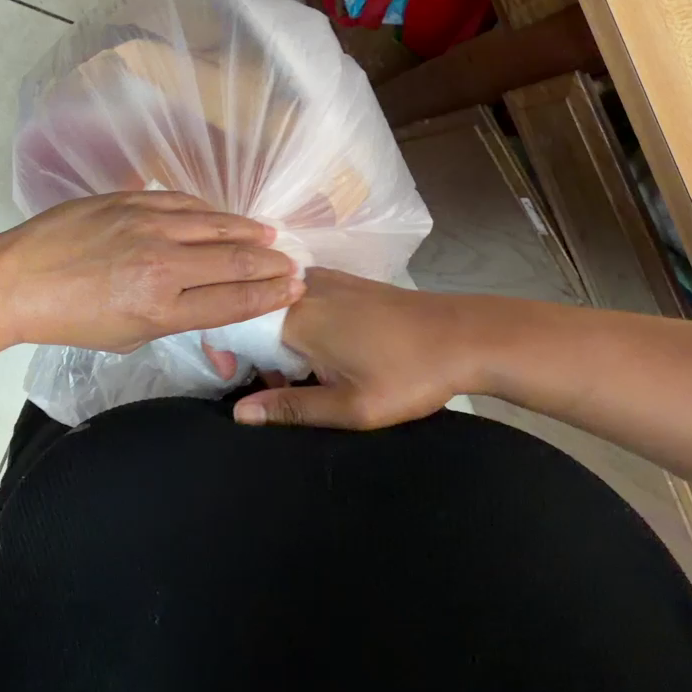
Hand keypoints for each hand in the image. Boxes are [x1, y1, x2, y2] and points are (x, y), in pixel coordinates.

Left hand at [0, 191, 302, 352]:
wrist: (15, 281)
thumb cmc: (68, 320)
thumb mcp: (127, 337)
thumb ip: (174, 320)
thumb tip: (209, 307)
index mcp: (161, 308)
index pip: (235, 300)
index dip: (272, 295)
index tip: (295, 288)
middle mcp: (162, 264)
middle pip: (236, 260)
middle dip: (272, 263)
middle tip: (292, 264)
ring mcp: (145, 225)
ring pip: (215, 223)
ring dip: (249, 231)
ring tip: (269, 236)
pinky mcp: (128, 199)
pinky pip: (183, 201)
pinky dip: (209, 210)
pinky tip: (221, 215)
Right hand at [232, 269, 479, 428]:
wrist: (470, 336)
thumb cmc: (410, 374)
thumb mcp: (351, 407)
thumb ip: (290, 408)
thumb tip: (238, 413)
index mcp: (296, 316)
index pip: (231, 324)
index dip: (221, 352)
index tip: (232, 381)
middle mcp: (301, 288)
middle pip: (251, 315)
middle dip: (252, 353)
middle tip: (280, 390)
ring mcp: (323, 279)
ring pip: (274, 307)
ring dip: (275, 340)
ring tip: (303, 376)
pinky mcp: (341, 280)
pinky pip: (297, 299)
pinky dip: (295, 325)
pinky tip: (323, 352)